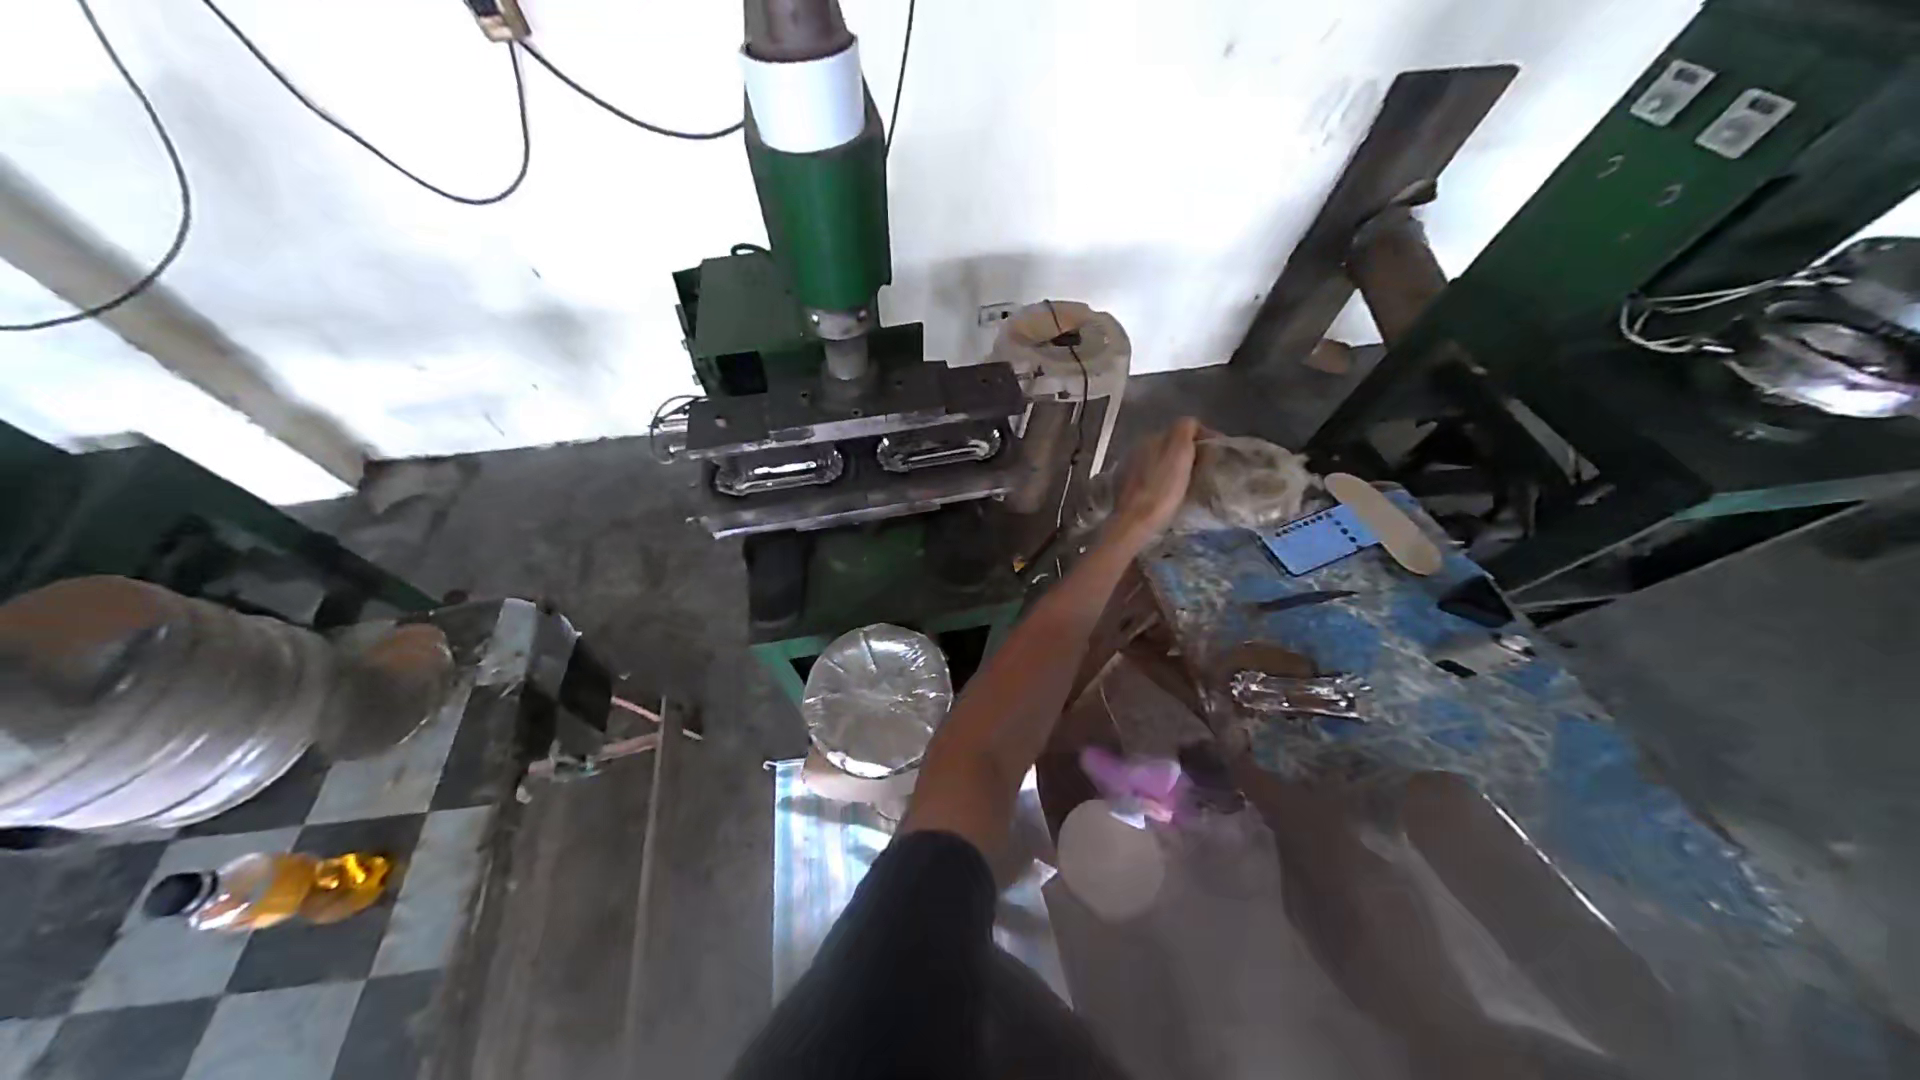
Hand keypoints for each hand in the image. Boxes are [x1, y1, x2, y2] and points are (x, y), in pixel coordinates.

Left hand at [1109, 417, 1201, 549]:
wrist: (1135, 521)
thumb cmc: (1162, 488)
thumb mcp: (1179, 451)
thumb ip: (1186, 429)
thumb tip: (1193, 426)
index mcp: (1152, 437)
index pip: (1183, 427)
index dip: (1204, 437)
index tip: (1217, 452)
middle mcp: (1137, 447)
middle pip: (1170, 443)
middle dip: (1189, 452)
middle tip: (1206, 467)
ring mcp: (1128, 467)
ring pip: (1159, 460)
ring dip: (1174, 467)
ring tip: (1189, 481)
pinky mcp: (1124, 487)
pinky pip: (1150, 476)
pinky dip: (1162, 480)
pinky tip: (1168, 492)